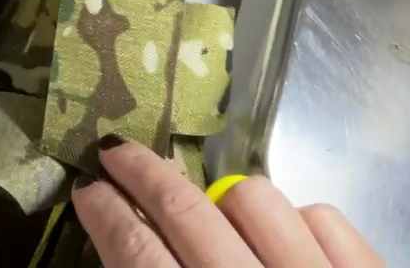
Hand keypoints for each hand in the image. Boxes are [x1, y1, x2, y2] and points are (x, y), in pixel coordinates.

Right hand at [73, 140, 382, 267]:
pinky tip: (285, 248)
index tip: (87, 189)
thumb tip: (125, 255)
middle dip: (139, 169)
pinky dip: (298, 223)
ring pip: (253, 198)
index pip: (139, 257)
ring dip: (223, 204)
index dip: (107, 215)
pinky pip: (323, 215)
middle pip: (184, 209)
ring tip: (216, 222)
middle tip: (113, 151)